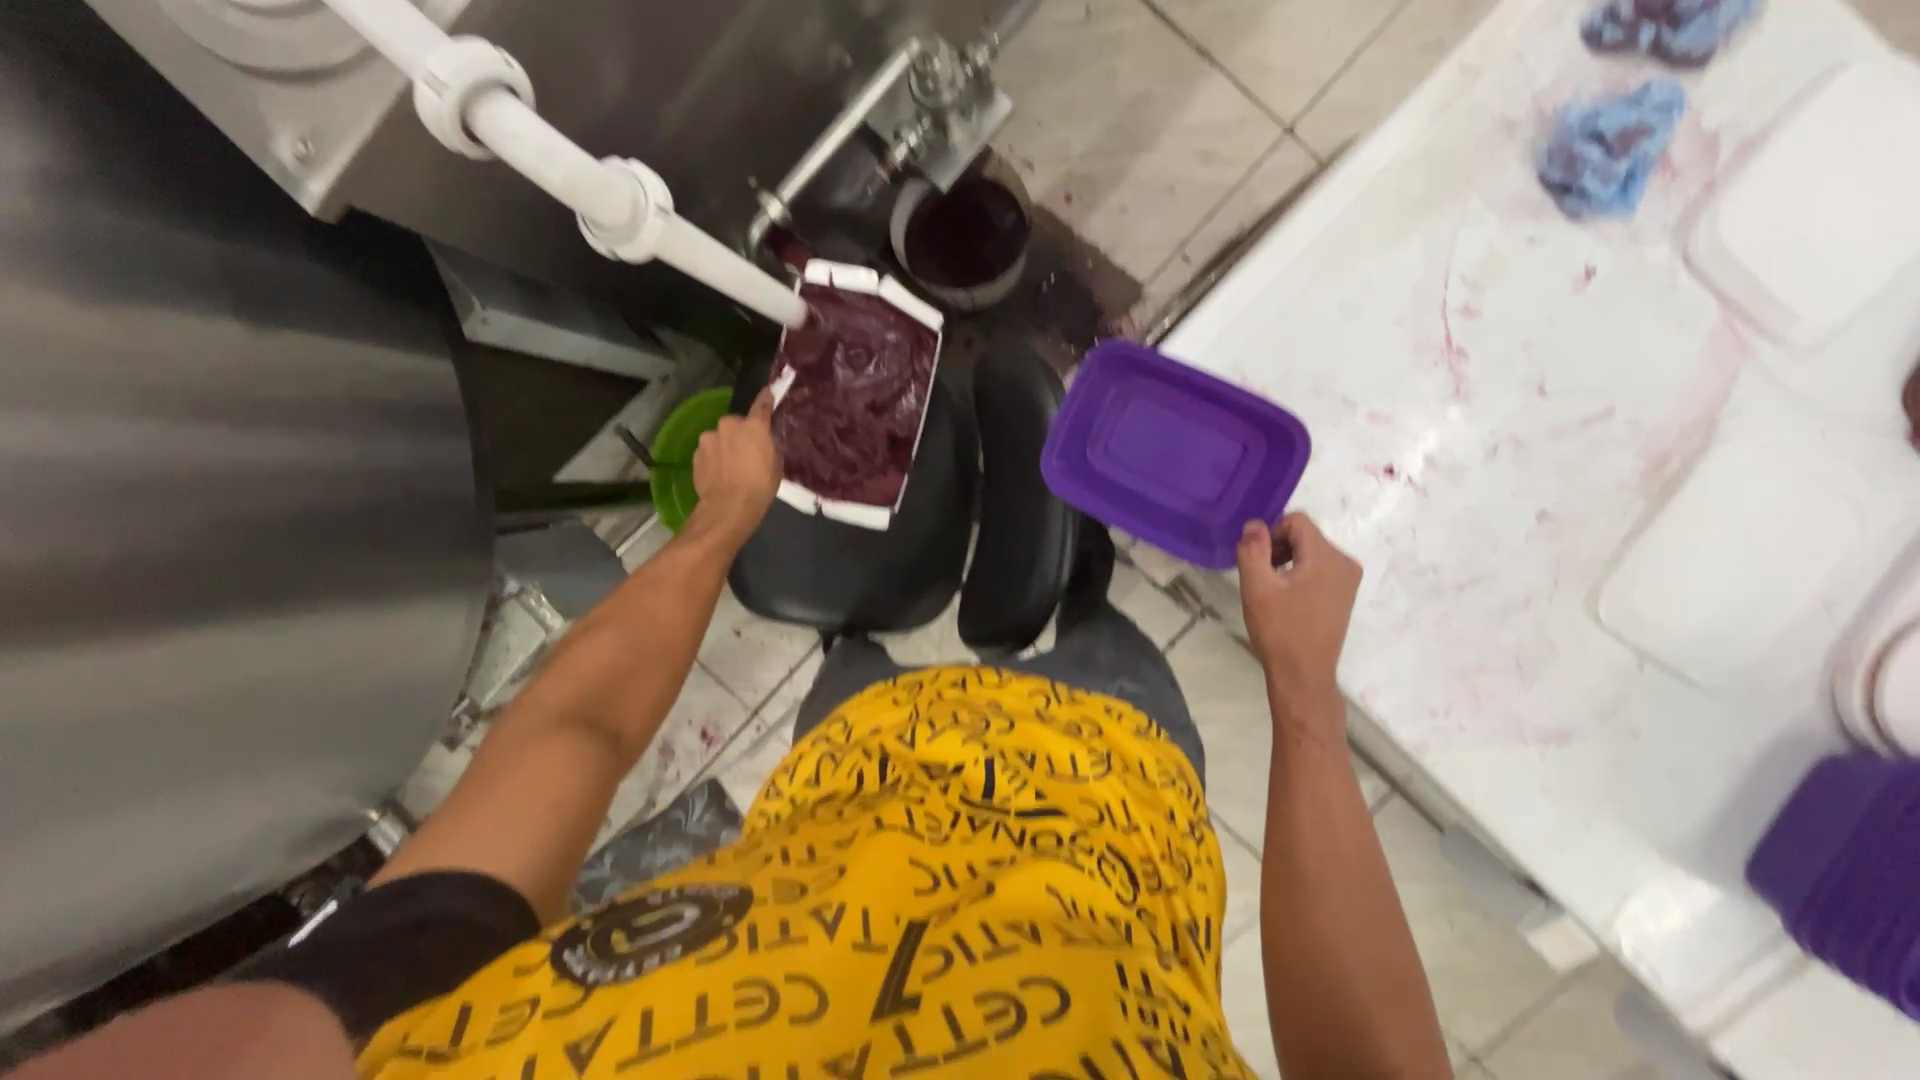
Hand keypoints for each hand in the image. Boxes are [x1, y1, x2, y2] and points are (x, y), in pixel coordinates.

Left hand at [690, 389, 781, 545]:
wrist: (728, 506)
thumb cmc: (759, 487)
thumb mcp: (775, 465)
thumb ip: (768, 447)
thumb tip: (763, 443)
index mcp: (753, 426)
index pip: (761, 404)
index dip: (766, 398)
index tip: (767, 392)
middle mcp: (729, 425)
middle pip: (736, 424)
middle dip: (741, 434)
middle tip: (747, 452)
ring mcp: (709, 438)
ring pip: (720, 437)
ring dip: (725, 446)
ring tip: (730, 466)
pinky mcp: (696, 453)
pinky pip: (709, 451)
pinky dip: (714, 458)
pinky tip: (719, 473)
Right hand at [1237, 513, 1362, 723]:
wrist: (1303, 673)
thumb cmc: (1279, 629)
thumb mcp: (1257, 586)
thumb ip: (1253, 549)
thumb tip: (1254, 524)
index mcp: (1327, 557)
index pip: (1296, 521)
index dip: (1271, 535)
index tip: (1258, 562)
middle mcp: (1345, 562)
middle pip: (1304, 535)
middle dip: (1278, 548)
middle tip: (1261, 578)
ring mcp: (1348, 580)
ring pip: (1311, 552)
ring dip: (1287, 562)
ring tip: (1273, 591)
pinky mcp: (1344, 594)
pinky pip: (1319, 569)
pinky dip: (1300, 575)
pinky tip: (1288, 600)